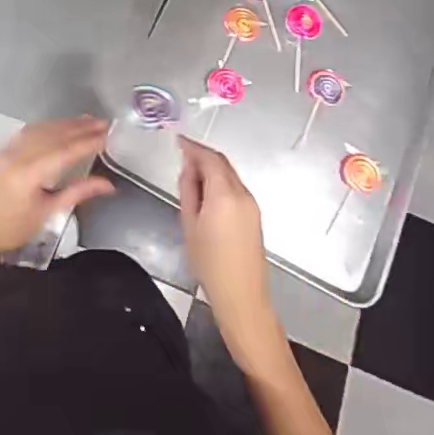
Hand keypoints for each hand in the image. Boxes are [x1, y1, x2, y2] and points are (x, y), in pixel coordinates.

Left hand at [0, 117, 116, 254]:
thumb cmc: (10, 230)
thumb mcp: (46, 214)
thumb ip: (76, 193)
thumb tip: (107, 184)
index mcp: (30, 173)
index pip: (66, 151)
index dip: (89, 141)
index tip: (108, 135)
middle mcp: (18, 156)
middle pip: (53, 135)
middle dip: (79, 128)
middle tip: (103, 123)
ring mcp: (7, 152)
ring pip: (40, 130)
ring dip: (64, 124)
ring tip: (86, 121)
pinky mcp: (1, 153)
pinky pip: (27, 133)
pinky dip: (46, 126)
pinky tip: (57, 126)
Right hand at [178, 136, 268, 309]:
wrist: (241, 293)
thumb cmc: (209, 262)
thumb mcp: (189, 224)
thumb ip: (189, 192)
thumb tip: (188, 171)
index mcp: (224, 194)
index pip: (210, 159)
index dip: (193, 147)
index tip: (179, 141)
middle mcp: (242, 194)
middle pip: (223, 164)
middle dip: (203, 156)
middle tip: (182, 156)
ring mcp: (252, 205)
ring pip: (230, 176)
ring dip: (211, 170)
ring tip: (189, 177)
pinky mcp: (254, 215)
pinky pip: (235, 189)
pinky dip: (220, 182)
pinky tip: (205, 192)